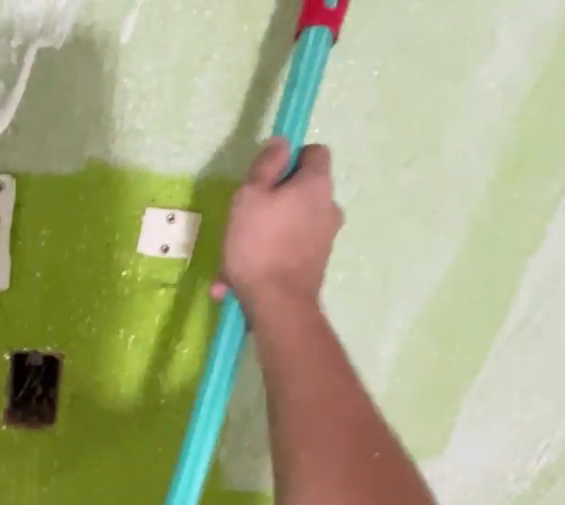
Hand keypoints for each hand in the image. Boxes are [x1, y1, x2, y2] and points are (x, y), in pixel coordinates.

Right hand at [213, 138, 343, 309]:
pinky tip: (240, 279)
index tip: (267, 176)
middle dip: (276, 202)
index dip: (291, 160)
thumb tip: (282, 141)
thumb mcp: (250, 196)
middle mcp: (330, 207)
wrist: (278, 304)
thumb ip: (266, 166)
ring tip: (235, 260)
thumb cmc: (259, 244)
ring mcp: (326, 239)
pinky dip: (269, 260)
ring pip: (293, 226)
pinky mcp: (316, 266)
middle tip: (246, 219)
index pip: (315, 152)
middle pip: (303, 192)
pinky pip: (289, 253)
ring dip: (267, 236)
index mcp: (316, 184)